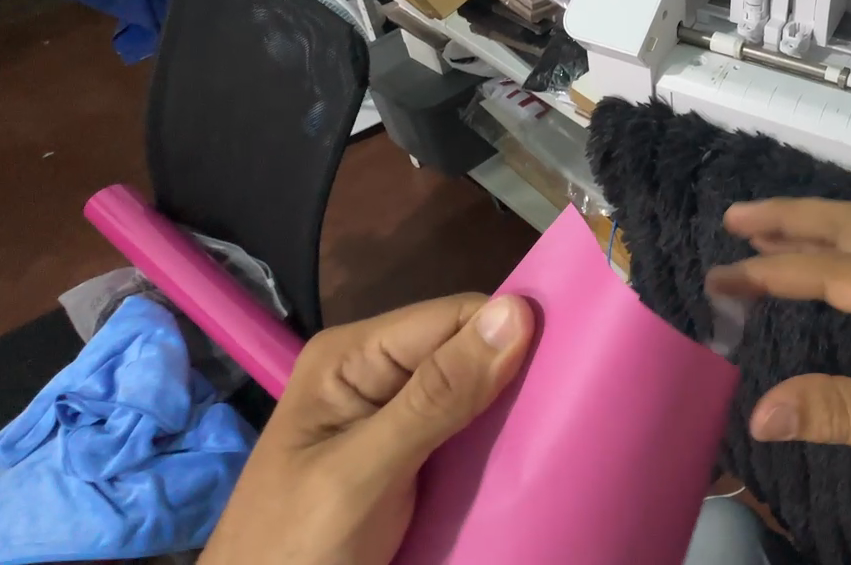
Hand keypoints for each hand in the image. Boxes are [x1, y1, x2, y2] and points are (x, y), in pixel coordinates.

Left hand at [201, 293, 533, 564]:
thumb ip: (436, 396)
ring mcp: (391, 412)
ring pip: (475, 387)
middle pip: (468, 347)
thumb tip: (519, 309)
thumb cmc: (292, 554)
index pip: (456, 316)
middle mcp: (375, 368)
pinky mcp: (409, 451)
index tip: (558, 371)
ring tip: (544, 432)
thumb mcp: (361, 475)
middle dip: (509, 375)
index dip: (508, 336)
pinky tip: (514, 454)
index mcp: (353, 354)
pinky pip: (467, 426)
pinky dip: (493, 440)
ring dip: (505, 411)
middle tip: (554, 410)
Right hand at [706, 199, 850, 564]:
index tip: (720, 276)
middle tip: (735, 220)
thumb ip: (834, 410)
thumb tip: (758, 412)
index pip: (829, 269)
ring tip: (762, 232)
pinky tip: (825, 266)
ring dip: (815, 229)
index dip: (769, 272)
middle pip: (849, 224)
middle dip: (790, 218)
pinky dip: (842, 250)